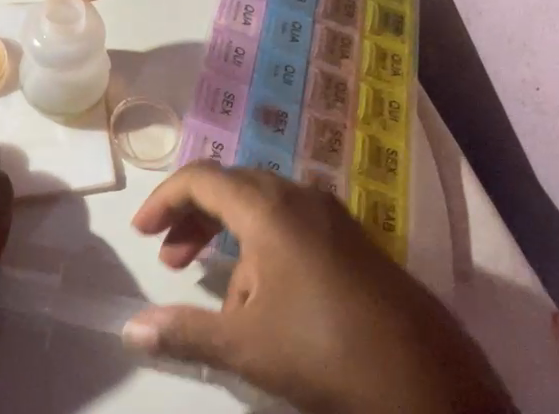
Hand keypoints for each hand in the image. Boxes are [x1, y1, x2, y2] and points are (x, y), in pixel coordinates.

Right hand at [121, 162, 511, 413]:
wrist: (427, 379)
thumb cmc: (324, 349)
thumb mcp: (246, 344)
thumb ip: (185, 331)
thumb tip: (130, 329)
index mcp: (267, 207)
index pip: (202, 179)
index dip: (164, 200)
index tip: (141, 233)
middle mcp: (299, 197)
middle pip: (232, 187)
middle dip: (195, 218)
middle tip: (171, 259)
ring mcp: (332, 217)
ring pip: (264, 207)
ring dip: (230, 236)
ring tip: (219, 292)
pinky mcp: (353, 241)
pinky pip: (293, 226)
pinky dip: (264, 247)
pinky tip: (268, 301)